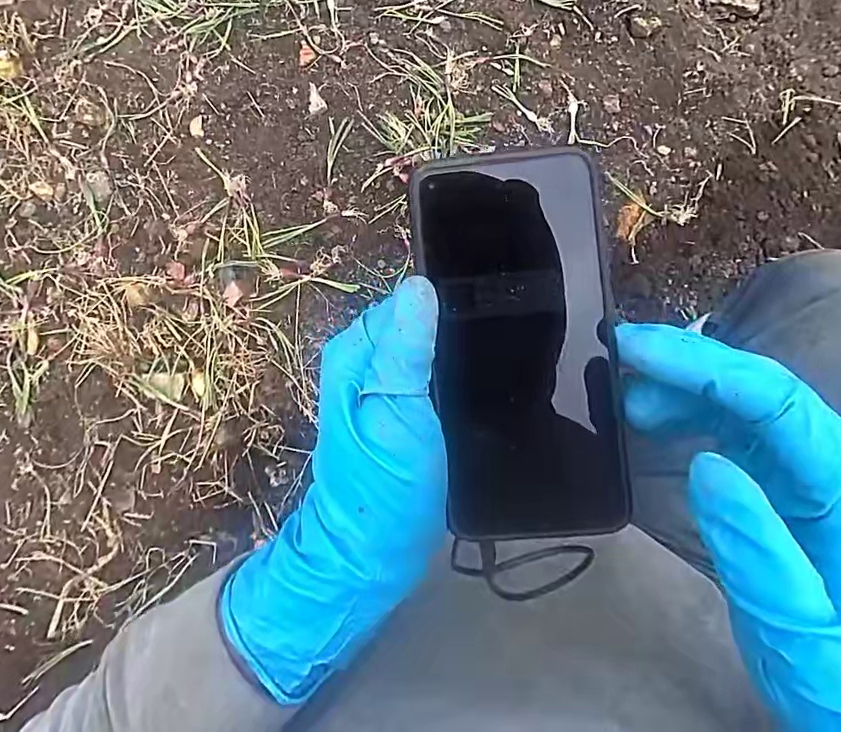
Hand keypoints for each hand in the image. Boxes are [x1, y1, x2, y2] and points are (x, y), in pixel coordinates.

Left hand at [220, 277, 446, 703]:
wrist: (370, 553)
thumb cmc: (384, 480)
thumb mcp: (398, 409)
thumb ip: (406, 348)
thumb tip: (418, 287)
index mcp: (353, 351)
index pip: (402, 304)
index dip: (439, 310)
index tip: (477, 325)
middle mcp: (359, 360)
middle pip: (412, 323)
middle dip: (446, 332)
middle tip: (486, 354)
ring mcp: (375, 385)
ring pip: (421, 348)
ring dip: (448, 354)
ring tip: (485, 368)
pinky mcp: (394, 407)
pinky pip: (423, 373)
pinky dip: (444, 376)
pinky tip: (467, 388)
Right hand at [616, 324, 840, 731]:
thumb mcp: (799, 634)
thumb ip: (756, 548)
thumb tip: (706, 463)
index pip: (783, 404)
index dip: (707, 366)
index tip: (639, 348)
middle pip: (765, 390)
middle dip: (689, 363)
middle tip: (620, 351)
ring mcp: (821, 474)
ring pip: (748, 403)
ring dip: (685, 387)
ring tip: (629, 398)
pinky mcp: (794, 484)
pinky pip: (740, 429)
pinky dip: (692, 414)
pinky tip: (655, 420)